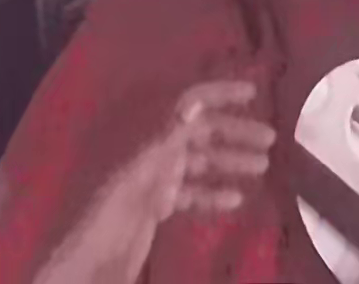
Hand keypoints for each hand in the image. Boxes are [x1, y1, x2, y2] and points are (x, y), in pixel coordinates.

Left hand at [33, 81, 276, 283]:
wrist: (87, 267)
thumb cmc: (111, 217)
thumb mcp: (140, 175)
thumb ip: (166, 138)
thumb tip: (194, 101)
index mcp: (152, 138)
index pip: (191, 103)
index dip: (220, 93)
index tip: (253, 92)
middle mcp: (156, 151)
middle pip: (201, 131)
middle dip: (235, 131)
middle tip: (270, 140)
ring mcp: (156, 178)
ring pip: (200, 161)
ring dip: (230, 161)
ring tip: (262, 167)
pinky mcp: (156, 206)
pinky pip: (190, 192)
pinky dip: (213, 192)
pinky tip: (235, 198)